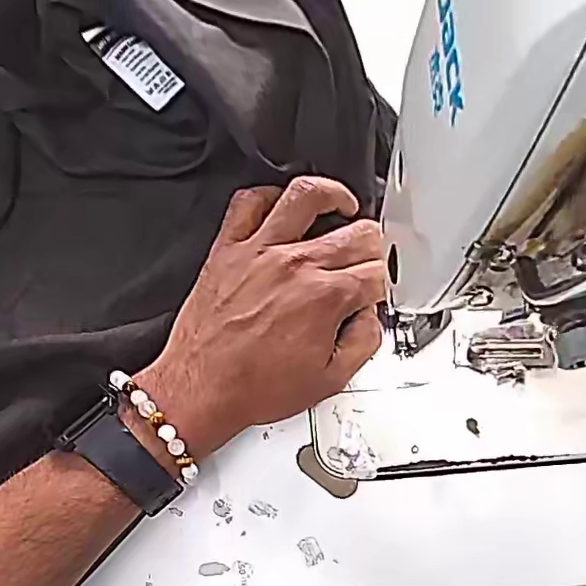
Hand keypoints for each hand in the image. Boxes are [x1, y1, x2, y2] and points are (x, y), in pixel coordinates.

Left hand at [132, 177, 387, 457]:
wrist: (203, 390)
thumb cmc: (254, 389)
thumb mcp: (328, 381)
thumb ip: (363, 343)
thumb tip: (369, 319)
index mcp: (325, 298)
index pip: (375, 273)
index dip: (382, 285)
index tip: (373, 294)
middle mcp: (295, 266)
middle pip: (356, 232)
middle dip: (373, 247)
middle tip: (367, 262)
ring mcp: (259, 252)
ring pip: (307, 197)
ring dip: (334, 197)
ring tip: (343, 206)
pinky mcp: (228, 250)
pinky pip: (250, 202)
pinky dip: (271, 196)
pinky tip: (282, 207)